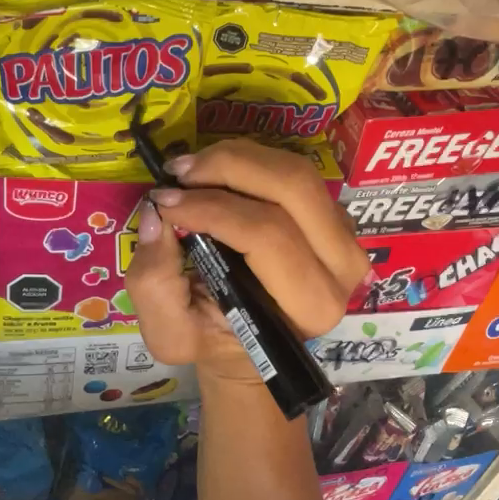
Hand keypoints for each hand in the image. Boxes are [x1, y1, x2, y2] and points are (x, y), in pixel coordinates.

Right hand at [125, 140, 369, 389]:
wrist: (246, 342)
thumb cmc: (213, 339)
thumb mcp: (169, 333)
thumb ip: (153, 283)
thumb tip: (154, 215)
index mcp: (311, 304)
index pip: (267, 235)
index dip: (211, 209)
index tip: (163, 203)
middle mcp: (343, 266)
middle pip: (292, 188)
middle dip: (227, 168)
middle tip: (178, 173)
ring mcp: (345, 234)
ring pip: (295, 172)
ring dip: (235, 157)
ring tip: (188, 169)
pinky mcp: (332, 213)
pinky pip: (293, 171)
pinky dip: (247, 160)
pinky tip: (211, 170)